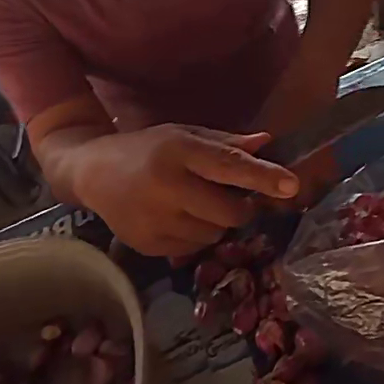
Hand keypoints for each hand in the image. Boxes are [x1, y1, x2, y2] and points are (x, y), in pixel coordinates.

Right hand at [69, 125, 297, 256]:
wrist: (92, 172)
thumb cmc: (146, 148)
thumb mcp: (182, 134)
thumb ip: (225, 143)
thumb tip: (266, 142)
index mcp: (177, 150)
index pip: (228, 165)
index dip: (262, 176)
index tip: (291, 185)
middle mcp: (166, 186)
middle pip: (229, 211)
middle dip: (241, 207)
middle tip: (231, 195)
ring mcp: (155, 220)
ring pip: (215, 234)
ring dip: (218, 222)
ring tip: (196, 203)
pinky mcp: (147, 245)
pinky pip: (194, 249)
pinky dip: (197, 235)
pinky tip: (178, 217)